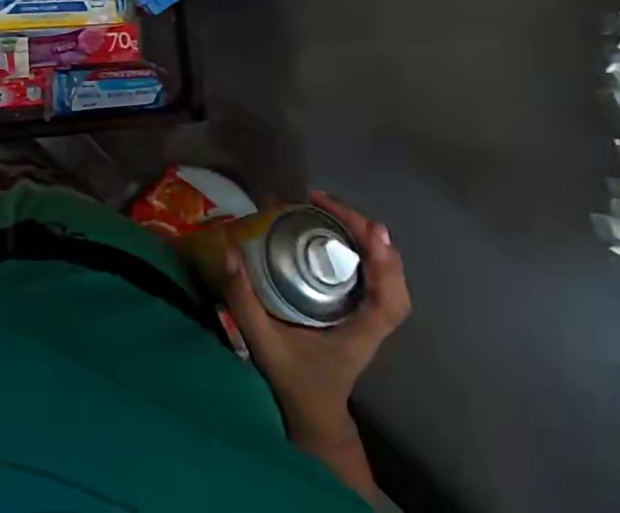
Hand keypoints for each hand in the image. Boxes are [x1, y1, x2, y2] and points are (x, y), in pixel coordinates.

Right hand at [220, 191, 409, 447]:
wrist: (312, 414)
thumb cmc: (293, 380)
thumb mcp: (263, 341)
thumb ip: (244, 299)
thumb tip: (229, 251)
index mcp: (360, 332)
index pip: (389, 297)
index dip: (384, 262)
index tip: (369, 229)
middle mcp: (373, 323)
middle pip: (391, 276)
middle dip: (368, 236)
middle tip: (328, 204)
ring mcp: (370, 317)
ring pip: (385, 274)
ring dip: (366, 240)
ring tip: (333, 211)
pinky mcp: (360, 312)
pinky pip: (373, 277)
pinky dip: (363, 252)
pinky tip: (338, 235)